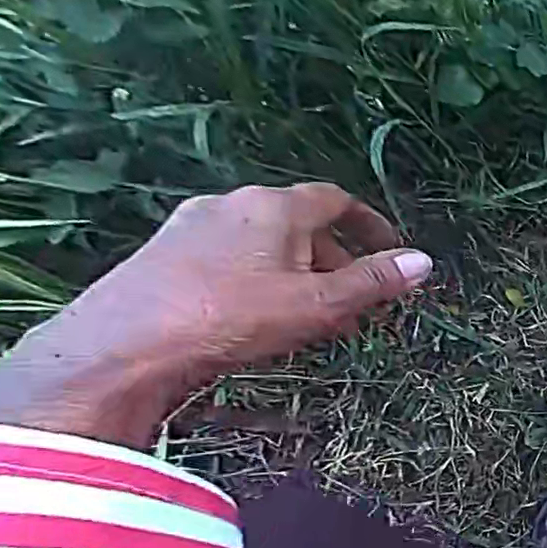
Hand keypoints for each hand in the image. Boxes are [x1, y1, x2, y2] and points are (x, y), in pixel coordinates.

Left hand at [0, 183, 432, 447]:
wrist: (122, 346)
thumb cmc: (233, 317)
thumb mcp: (318, 304)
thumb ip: (373, 282)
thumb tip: (425, 262)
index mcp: (273, 206)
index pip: (337, 201)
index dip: (372, 225)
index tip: (393, 253)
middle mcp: (231, 202)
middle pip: (303, 222)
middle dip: (339, 256)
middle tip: (358, 297)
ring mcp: (192, 225)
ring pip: (268, 240)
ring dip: (302, 268)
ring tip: (315, 310)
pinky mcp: (167, 252)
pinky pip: (235, 253)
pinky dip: (265, 274)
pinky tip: (263, 311)